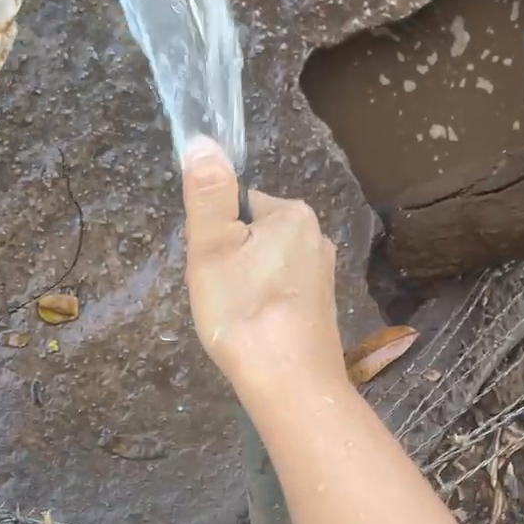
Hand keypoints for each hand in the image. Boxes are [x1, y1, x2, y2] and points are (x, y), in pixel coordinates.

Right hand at [180, 136, 343, 388]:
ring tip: (233, 313)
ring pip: (264, 264)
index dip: (214, 235)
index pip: (239, 205)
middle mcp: (316, 237)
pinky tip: (252, 327)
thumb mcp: (211, 248)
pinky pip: (278, 290)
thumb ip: (207, 195)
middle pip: (252, 234)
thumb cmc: (242, 311)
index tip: (209, 266)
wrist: (288, 384)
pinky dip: (261, 303)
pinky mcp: (321, 308)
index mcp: (292, 214)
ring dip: (244, 282)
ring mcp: (322, 276)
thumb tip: (201, 140)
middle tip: (217, 291)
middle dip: (230, 258)